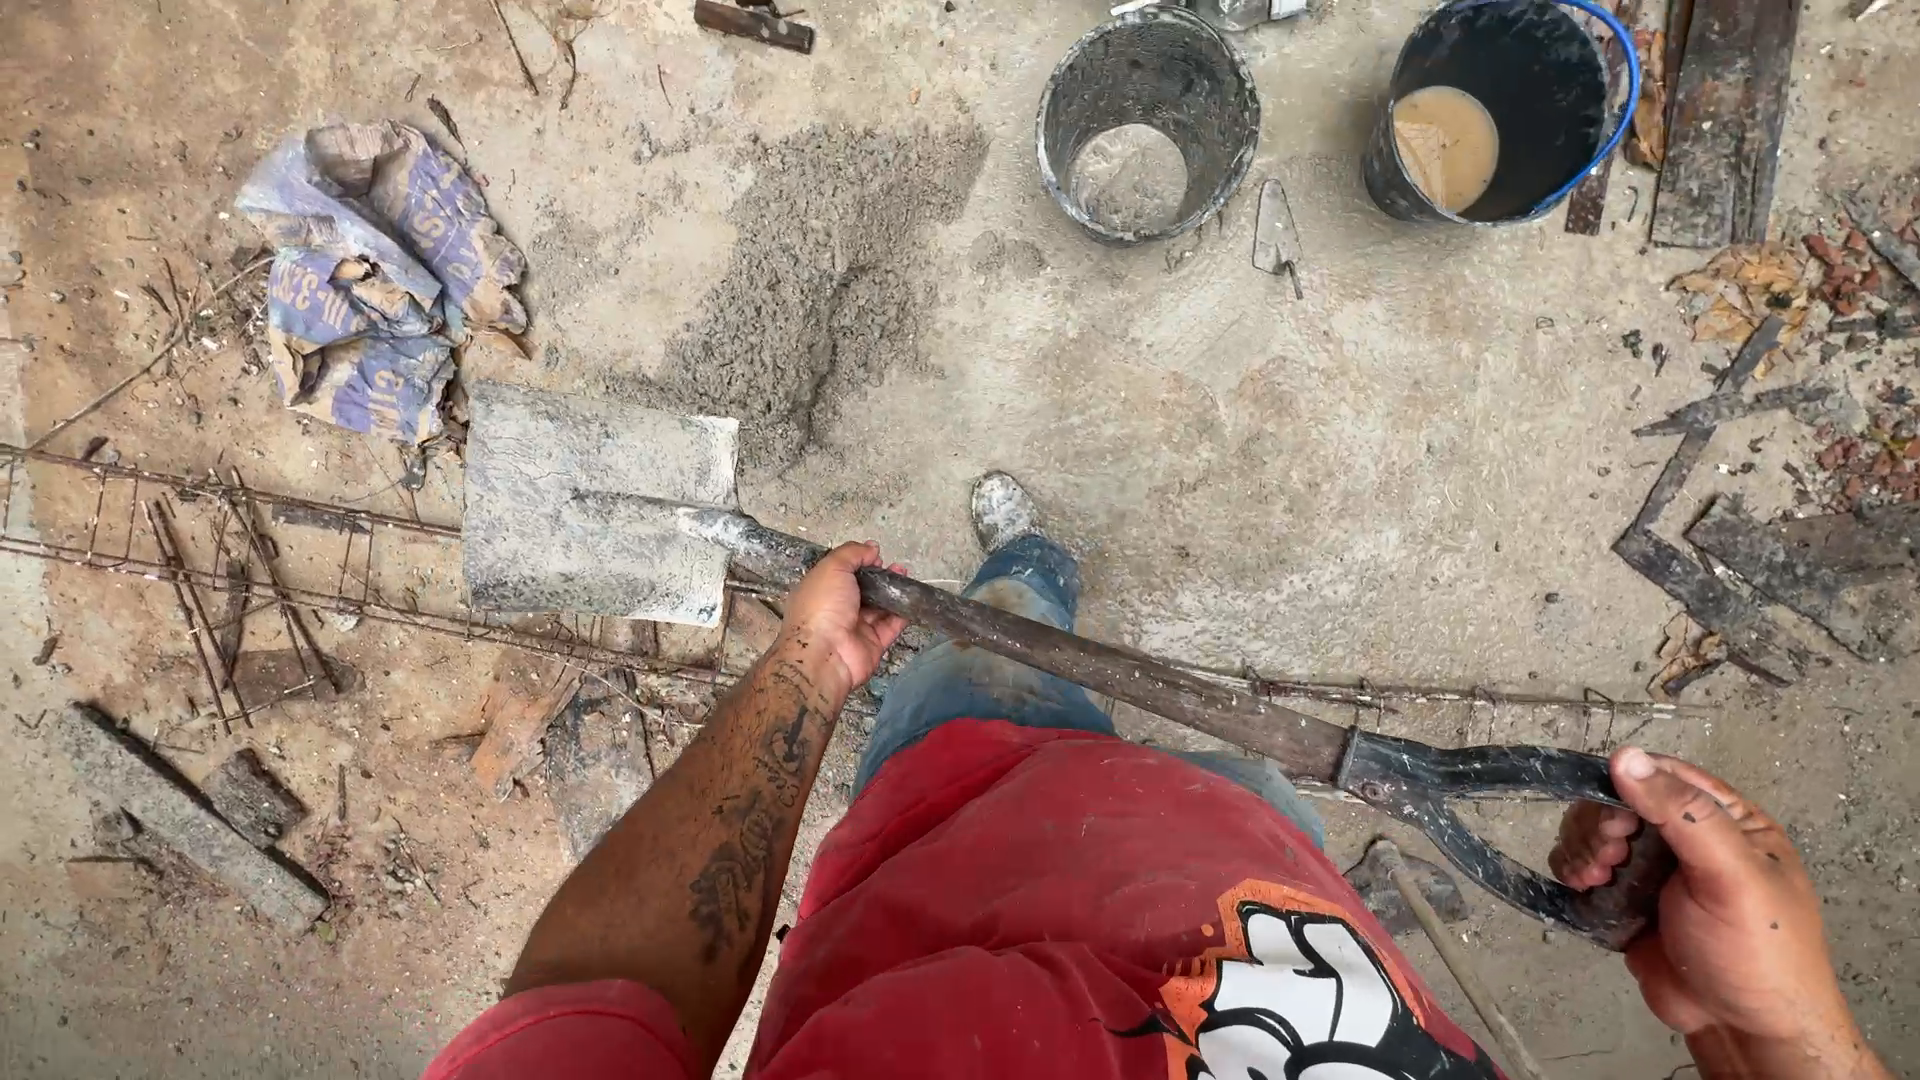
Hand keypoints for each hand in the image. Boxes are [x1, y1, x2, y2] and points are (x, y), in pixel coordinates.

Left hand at [775, 541, 907, 700]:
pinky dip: (902, 613)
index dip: (859, 563)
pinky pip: (891, 626)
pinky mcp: (874, 644)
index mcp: (821, 591)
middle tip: (895, 567)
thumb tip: (871, 548)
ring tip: (906, 576)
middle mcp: (837, 609)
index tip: (875, 555)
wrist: (824, 654)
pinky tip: (912, 599)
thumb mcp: (832, 568)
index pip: (842, 573)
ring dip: (894, 591)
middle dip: (880, 576)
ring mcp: (856, 628)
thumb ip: (852, 553)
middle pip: (863, 590)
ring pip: (880, 606)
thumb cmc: (822, 606)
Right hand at [1551, 748, 1853, 1046]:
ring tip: (1597, 880)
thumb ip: (1682, 814)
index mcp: (1729, 823)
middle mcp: (1685, 837)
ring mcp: (1650, 865)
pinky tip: (1586, 888)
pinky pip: (1579, 860)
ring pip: (1590, 828)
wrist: (1740, 1029)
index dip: (1629, 784)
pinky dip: (1572, 869)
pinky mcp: (1621, 891)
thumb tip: (1623, 755)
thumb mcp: (1731, 877)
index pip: (1665, 774)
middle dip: (1600, 826)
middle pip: (1615, 799)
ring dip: (1582, 849)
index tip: (1619, 818)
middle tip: (1611, 858)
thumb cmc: (1755, 952)